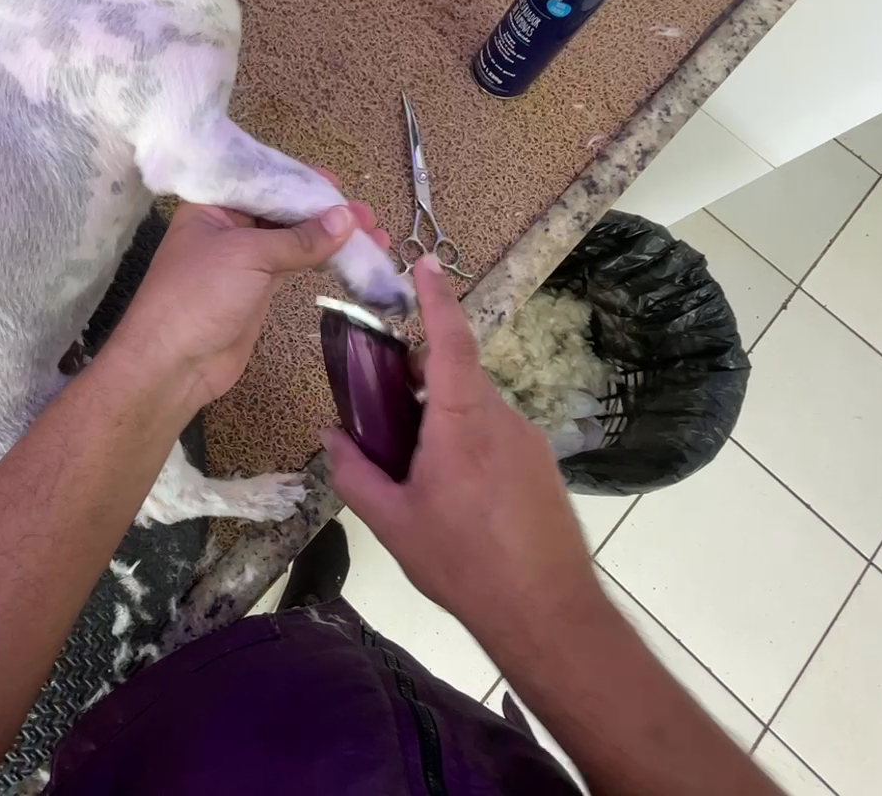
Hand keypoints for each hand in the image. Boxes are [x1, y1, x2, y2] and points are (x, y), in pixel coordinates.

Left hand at [104, 195, 388, 420]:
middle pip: (282, 209)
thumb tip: (347, 218)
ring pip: (293, 239)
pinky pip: (294, 266)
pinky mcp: (257, 289)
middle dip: (325, 211)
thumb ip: (299, 238)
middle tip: (369, 217)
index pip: (262, 180)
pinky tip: (351, 258)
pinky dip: (322, 261)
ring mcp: (243, 260)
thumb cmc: (198, 296)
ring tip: (375, 235)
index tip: (339, 184)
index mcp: (212, 206)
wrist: (173, 364)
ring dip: (331, 237)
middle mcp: (227, 227)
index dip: (301, 181)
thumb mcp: (248, 255)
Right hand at [323, 257, 602, 635]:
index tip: (426, 266)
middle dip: (419, 377)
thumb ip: (353, 473)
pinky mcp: (542, 465)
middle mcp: (500, 418)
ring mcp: (528, 441)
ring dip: (441, 415)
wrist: (550, 615)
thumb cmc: (464, 563)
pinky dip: (466, 438)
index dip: (438, 299)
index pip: (450, 343)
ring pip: (474, 407)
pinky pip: (495, 431)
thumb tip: (331, 437)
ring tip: (415, 465)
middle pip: (455, 375)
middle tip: (384, 408)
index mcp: (460, 422)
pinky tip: (455, 491)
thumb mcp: (393, 522)